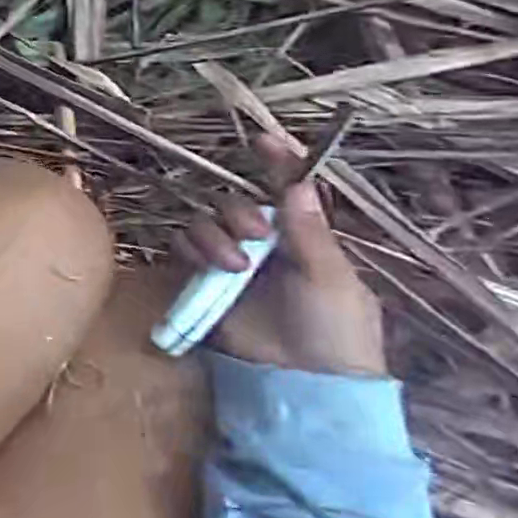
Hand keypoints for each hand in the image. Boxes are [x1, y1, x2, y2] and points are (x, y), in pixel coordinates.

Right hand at [176, 133, 386, 376]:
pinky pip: (183, 246)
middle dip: (239, 212)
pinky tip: (209, 268)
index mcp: (304, 238)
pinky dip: (191, 249)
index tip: (263, 138)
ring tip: (233, 265)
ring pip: (205, 222)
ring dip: (215, 235)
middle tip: (253, 234)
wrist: (300, 379)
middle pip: (236, 203)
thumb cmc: (334, 330)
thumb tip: (298, 184)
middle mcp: (264, 243)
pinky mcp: (202, 278)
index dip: (278, 162)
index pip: (289, 190)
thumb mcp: (332, 279)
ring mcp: (231, 260)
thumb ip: (310, 233)